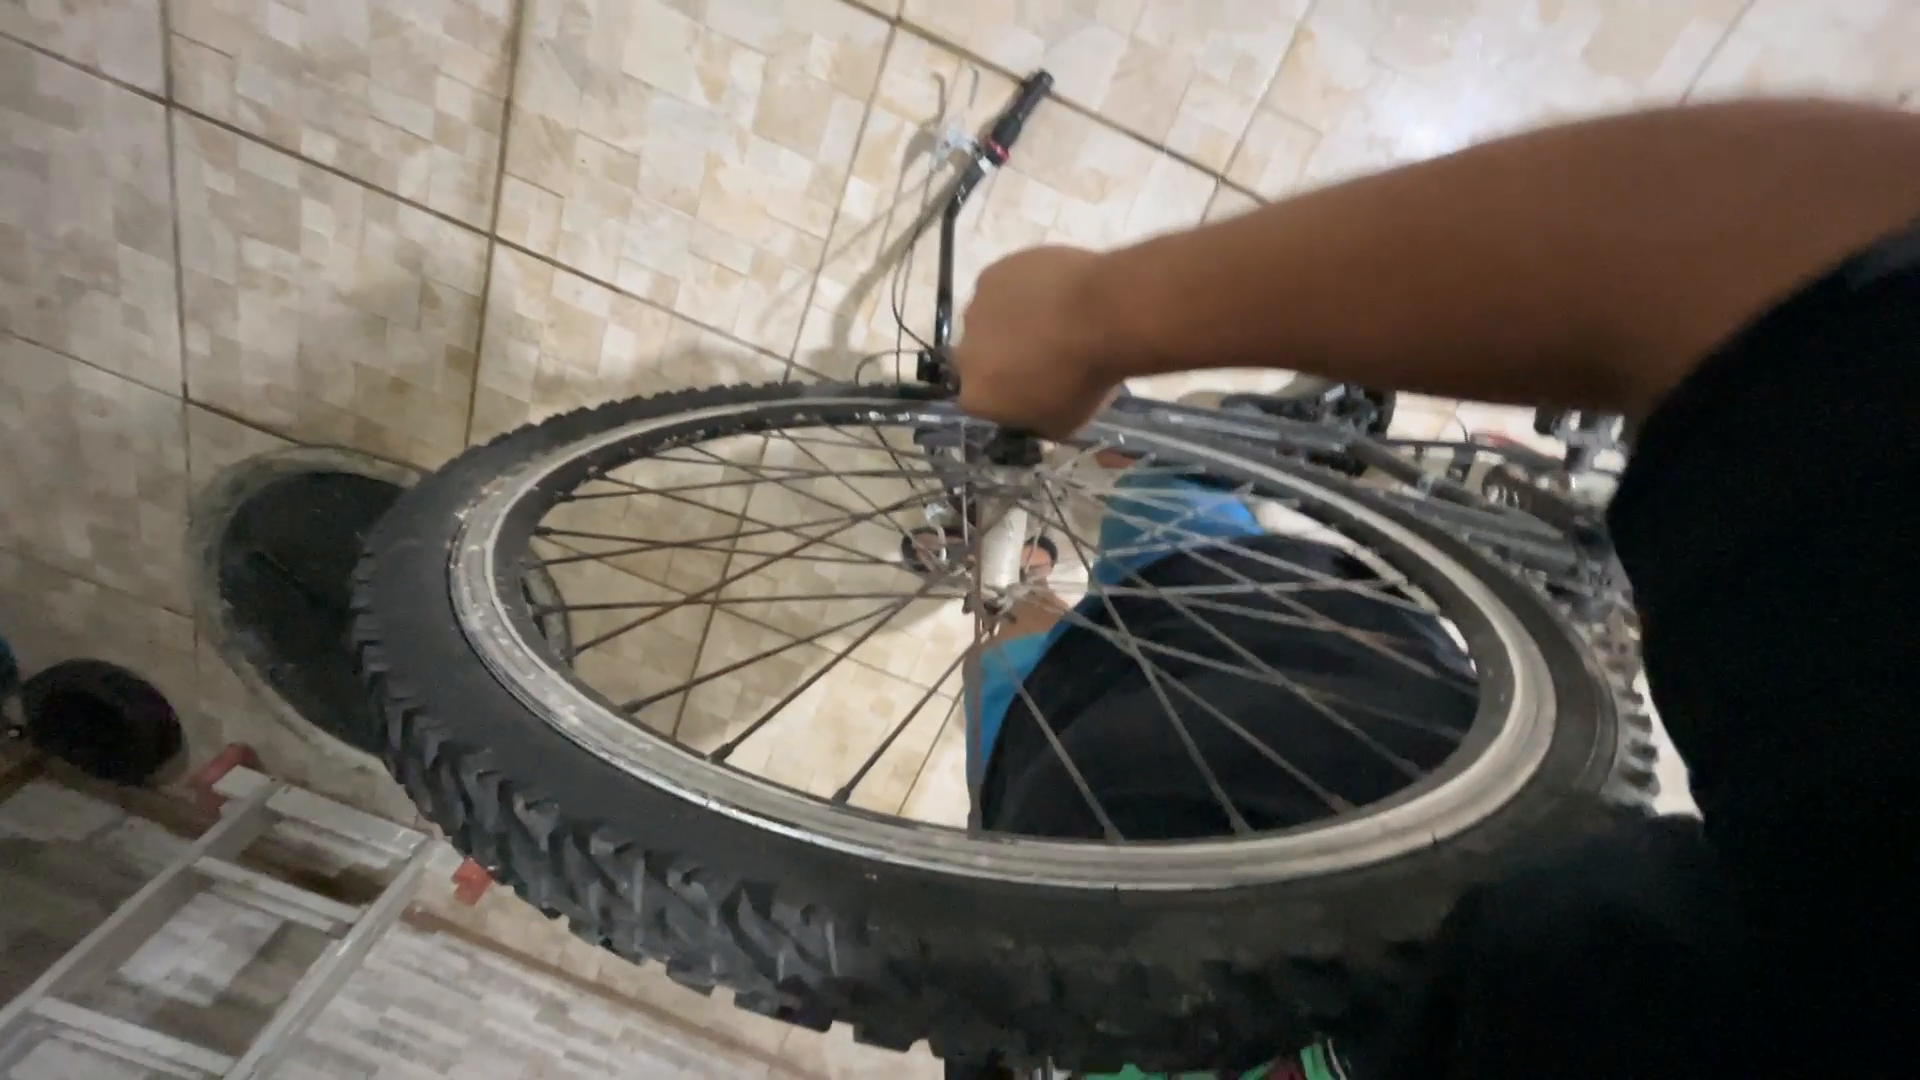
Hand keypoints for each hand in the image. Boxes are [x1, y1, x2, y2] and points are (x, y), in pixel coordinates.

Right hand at [952, 246, 1124, 438]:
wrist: (1102, 316)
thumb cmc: (1085, 380)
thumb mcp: (1062, 424)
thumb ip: (1033, 420)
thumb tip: (1030, 411)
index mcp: (976, 397)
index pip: (980, 401)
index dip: (1004, 395)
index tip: (1029, 389)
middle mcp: (964, 354)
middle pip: (976, 359)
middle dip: (998, 358)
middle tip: (1038, 353)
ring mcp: (974, 310)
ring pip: (986, 321)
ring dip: (1006, 323)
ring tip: (1047, 318)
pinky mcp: (991, 274)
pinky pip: (1000, 288)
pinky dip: (1018, 292)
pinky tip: (1048, 293)